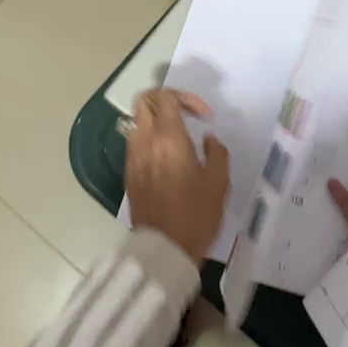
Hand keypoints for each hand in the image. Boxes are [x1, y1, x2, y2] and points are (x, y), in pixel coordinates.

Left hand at [126, 89, 230, 260]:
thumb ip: (217, 152)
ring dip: (156, 119)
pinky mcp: (129, 172)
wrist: (164, 249)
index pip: (167, 97)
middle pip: (144, 101)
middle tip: (186, 115)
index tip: (204, 117)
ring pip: (137, 120)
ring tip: (177, 136)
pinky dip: (149, 138)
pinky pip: (135, 141)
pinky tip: (167, 156)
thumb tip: (208, 139)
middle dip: (165, 100)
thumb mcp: (218, 182)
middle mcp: (146, 140)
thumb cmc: (196, 214)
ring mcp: (133, 156)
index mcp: (168, 137)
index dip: (187, 98)